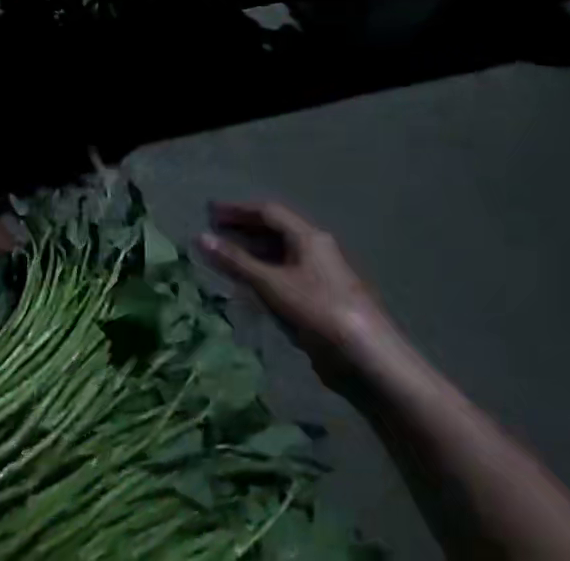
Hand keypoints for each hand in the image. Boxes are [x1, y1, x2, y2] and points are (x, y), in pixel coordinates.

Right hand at [198, 201, 390, 353]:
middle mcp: (316, 249)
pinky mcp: (321, 299)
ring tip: (224, 257)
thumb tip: (200, 237)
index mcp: (309, 237)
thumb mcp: (272, 283)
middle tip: (213, 232)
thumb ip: (235, 261)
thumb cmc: (319, 310)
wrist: (369, 358)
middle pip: (275, 230)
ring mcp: (320, 274)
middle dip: (243, 229)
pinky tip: (248, 285)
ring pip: (280, 254)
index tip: (210, 213)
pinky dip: (263, 273)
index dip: (237, 210)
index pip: (268, 211)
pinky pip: (285, 274)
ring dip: (251, 252)